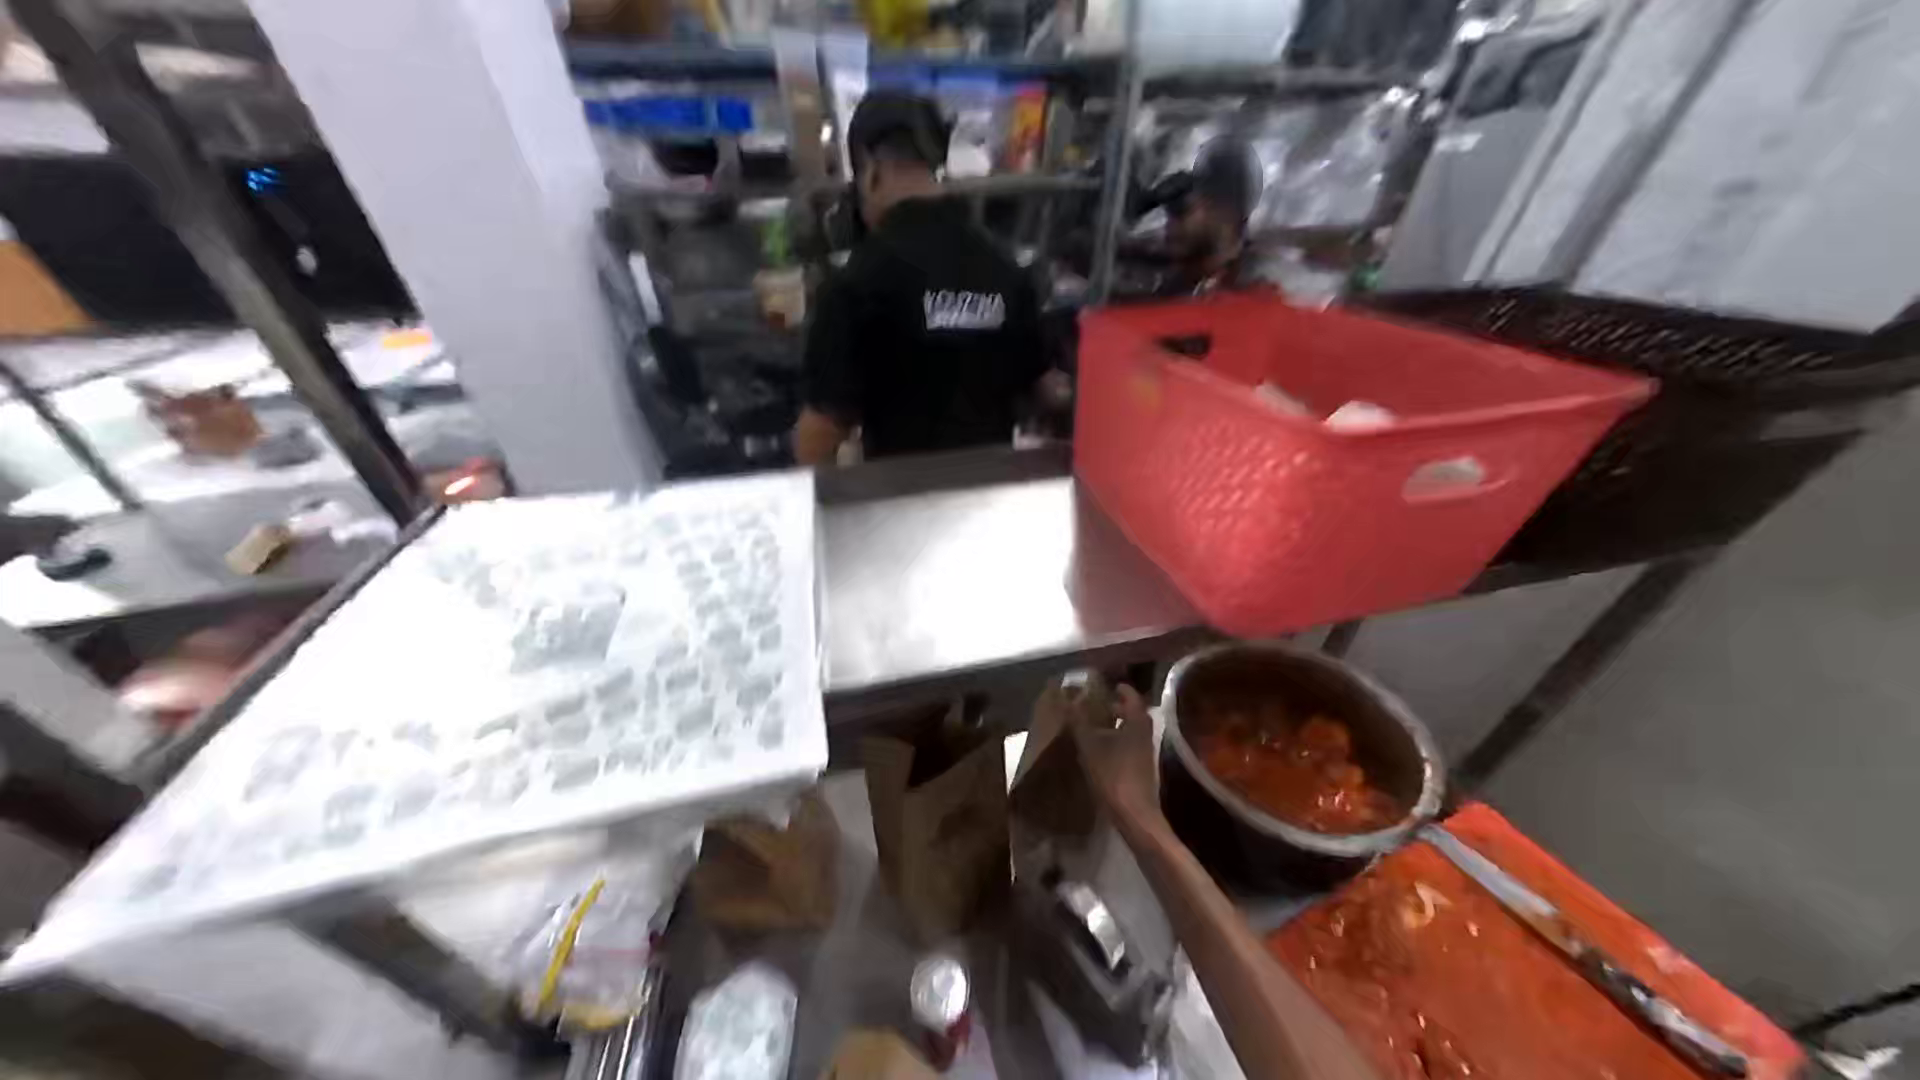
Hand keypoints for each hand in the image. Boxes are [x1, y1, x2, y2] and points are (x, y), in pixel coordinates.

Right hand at [1069, 683, 1161, 821]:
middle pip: (1133, 712)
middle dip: (1116, 706)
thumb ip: (1079, 722)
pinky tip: (1101, 749)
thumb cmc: (1113, 775)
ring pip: (1132, 730)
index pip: (1132, 696)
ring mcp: (1146, 752)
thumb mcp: (1090, 746)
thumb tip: (1069, 700)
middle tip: (1097, 704)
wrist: (1135, 815)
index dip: (1120, 689)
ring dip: (1117, 724)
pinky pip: (1131, 744)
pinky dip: (1118, 739)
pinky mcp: (1143, 767)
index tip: (1107, 685)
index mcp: (1137, 723)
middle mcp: (1145, 733)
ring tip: (1094, 726)